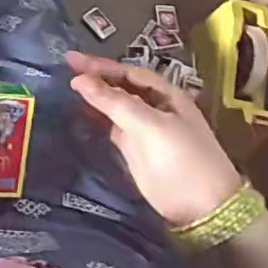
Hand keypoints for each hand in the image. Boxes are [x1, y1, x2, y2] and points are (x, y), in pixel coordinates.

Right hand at [65, 51, 242, 225]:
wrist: (202, 207)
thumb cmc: (182, 160)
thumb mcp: (149, 125)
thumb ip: (114, 102)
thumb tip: (80, 80)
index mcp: (165, 95)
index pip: (128, 72)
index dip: (100, 65)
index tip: (71, 60)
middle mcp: (154, 107)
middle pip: (121, 86)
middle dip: (96, 76)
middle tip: (65, 67)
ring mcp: (144, 129)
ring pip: (115, 105)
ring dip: (94, 96)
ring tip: (67, 86)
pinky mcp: (134, 149)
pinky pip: (112, 126)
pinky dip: (97, 118)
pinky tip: (80, 113)